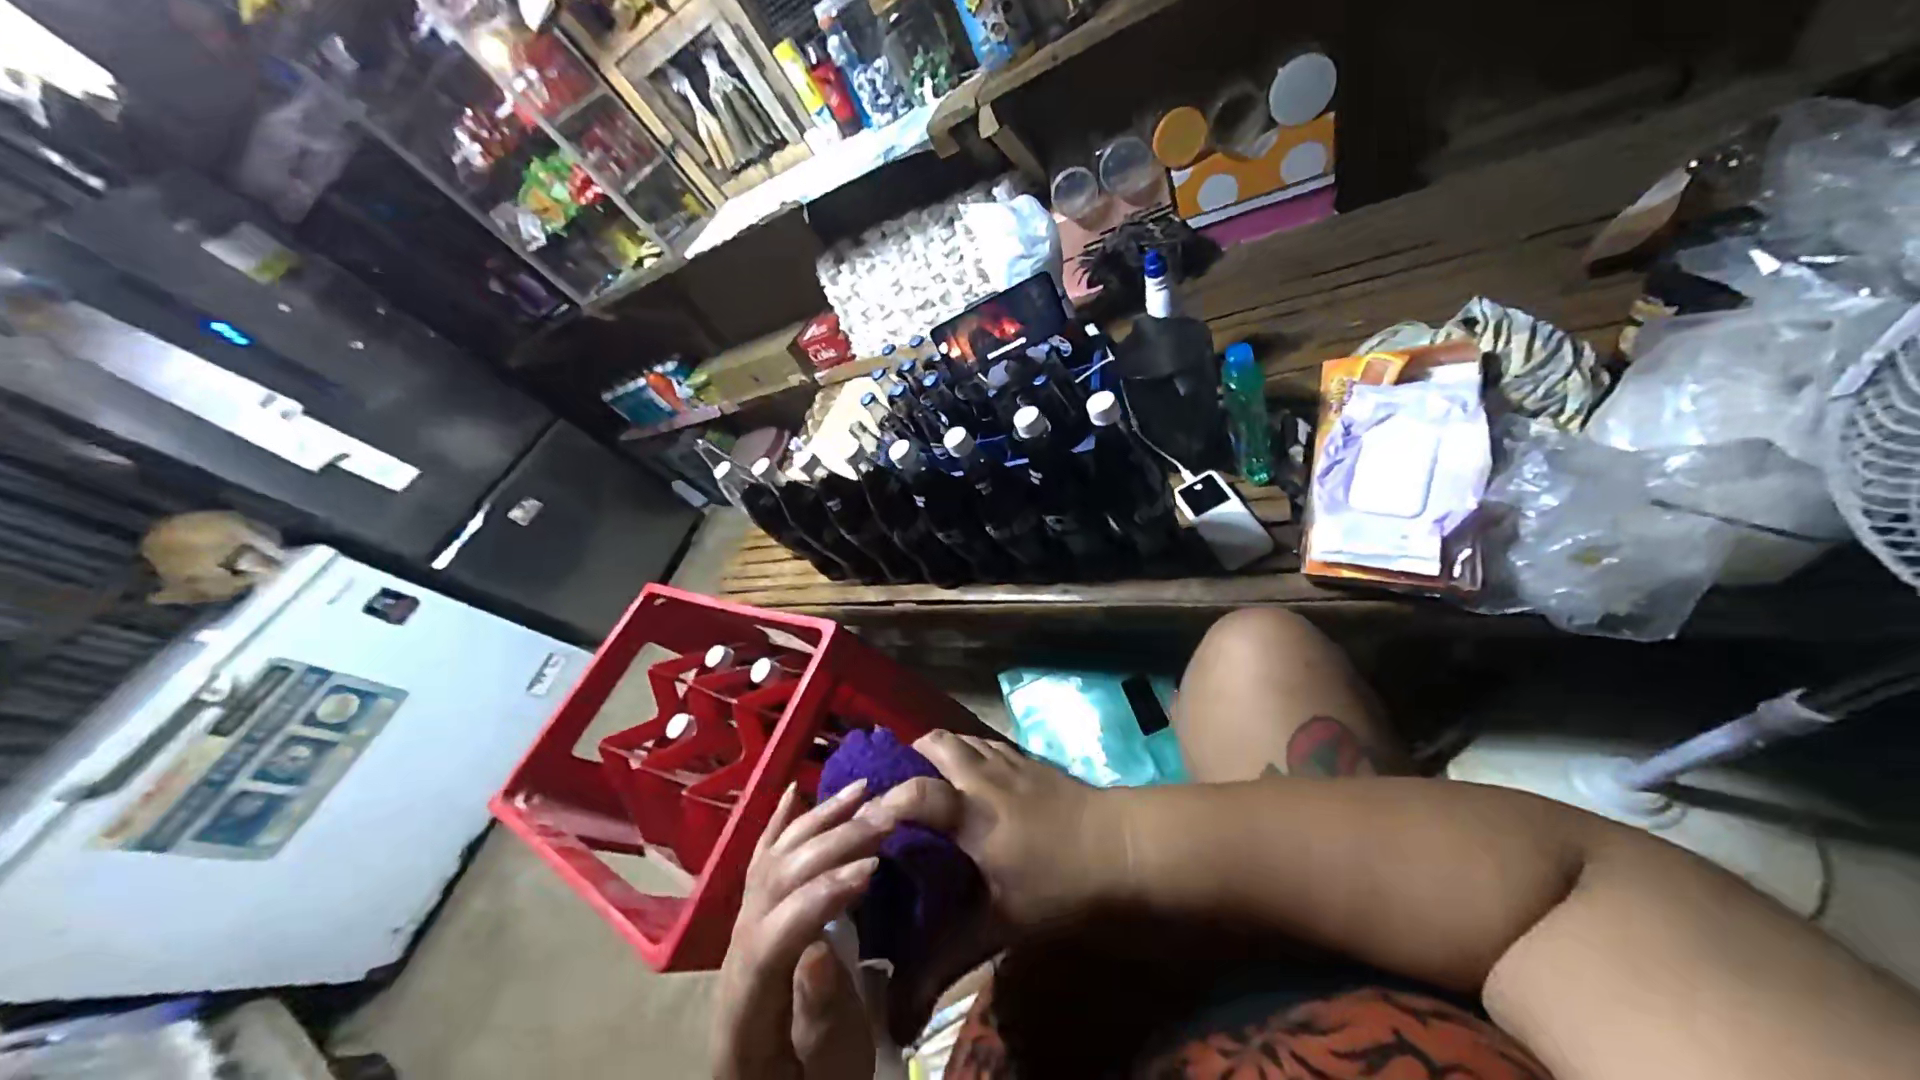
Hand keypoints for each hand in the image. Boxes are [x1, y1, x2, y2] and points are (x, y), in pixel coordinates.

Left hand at [711, 780, 885, 1079]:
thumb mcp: (825, 1067)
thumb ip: (819, 1015)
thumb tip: (819, 949)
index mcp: (746, 999)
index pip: (772, 935)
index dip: (820, 896)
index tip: (873, 868)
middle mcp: (734, 951)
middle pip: (773, 883)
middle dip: (829, 844)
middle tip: (884, 817)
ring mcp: (740, 927)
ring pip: (772, 860)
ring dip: (816, 821)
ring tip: (861, 791)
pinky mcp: (754, 915)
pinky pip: (762, 859)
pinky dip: (780, 822)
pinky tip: (796, 792)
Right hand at [866, 731, 1126, 934]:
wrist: (1124, 846)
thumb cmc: (1062, 884)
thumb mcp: (1004, 924)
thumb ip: (952, 955)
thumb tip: (907, 1005)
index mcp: (972, 815)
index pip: (916, 793)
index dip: (885, 802)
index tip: (865, 821)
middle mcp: (985, 778)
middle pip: (937, 743)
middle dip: (911, 755)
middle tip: (899, 787)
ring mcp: (1010, 763)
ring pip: (964, 738)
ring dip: (942, 752)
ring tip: (933, 781)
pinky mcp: (1030, 761)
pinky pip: (988, 745)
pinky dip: (971, 753)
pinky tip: (976, 781)